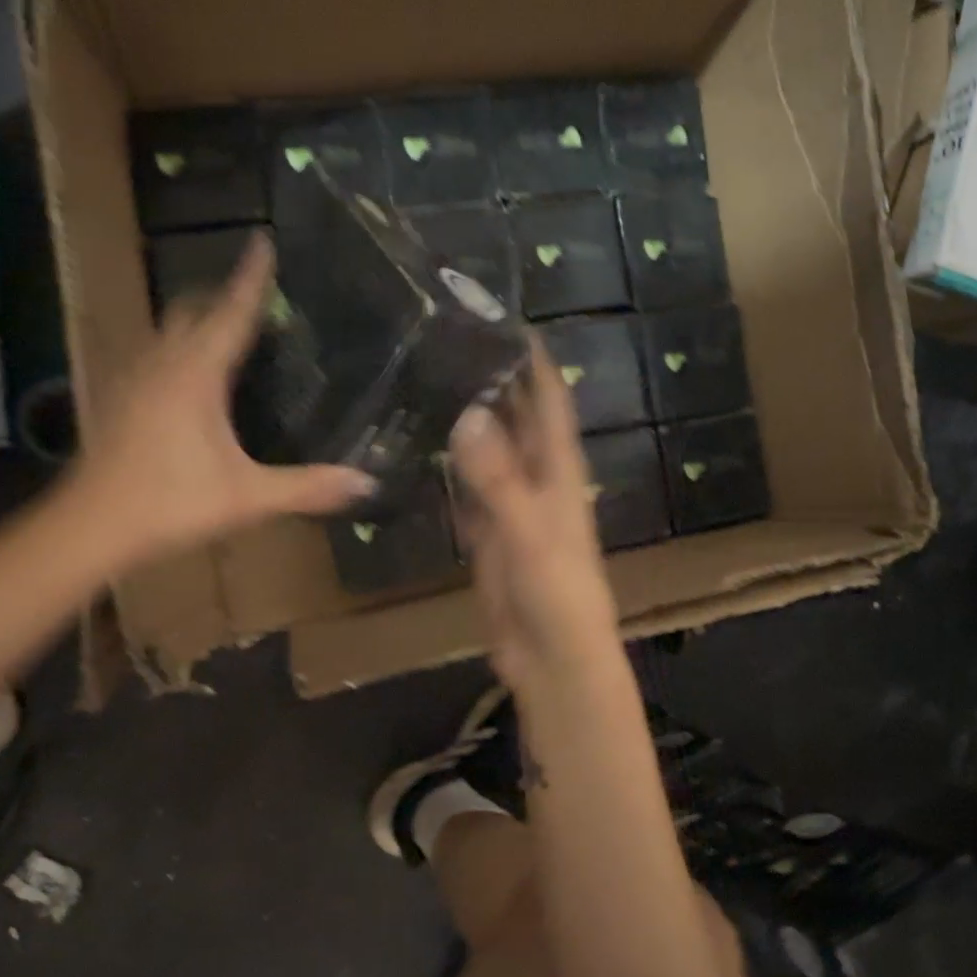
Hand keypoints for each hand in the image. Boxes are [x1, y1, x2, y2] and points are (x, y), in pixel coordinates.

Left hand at [72, 234, 375, 564]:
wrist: (90, 527)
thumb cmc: (171, 502)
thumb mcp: (248, 497)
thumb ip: (307, 487)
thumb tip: (367, 482)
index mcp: (196, 373)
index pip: (231, 312)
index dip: (251, 277)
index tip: (262, 240)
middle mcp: (161, 363)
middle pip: (190, 309)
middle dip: (220, 296)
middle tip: (251, 296)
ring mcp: (132, 379)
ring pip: (164, 331)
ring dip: (193, 322)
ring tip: (221, 330)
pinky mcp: (116, 400)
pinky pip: (149, 355)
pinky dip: (173, 349)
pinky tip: (182, 379)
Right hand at [451, 339, 625, 697]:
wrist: (552, 659)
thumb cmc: (557, 592)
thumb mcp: (528, 530)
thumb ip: (497, 476)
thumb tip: (466, 413)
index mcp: (558, 470)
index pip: (549, 400)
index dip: (533, 360)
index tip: (502, 317)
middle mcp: (535, 479)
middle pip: (515, 419)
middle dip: (492, 381)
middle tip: (447, 340)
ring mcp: (508, 508)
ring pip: (487, 452)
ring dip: (466, 421)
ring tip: (426, 381)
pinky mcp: (485, 536)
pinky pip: (465, 491)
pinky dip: (447, 469)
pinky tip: (418, 447)